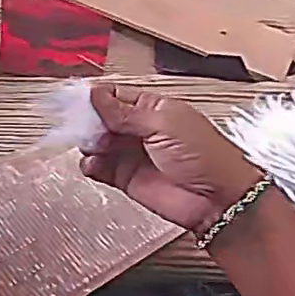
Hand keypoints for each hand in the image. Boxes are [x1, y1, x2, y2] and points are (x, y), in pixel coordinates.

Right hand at [78, 84, 265, 233]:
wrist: (216, 200)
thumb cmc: (204, 156)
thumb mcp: (163, 124)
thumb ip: (125, 112)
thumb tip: (96, 95)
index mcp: (153, 108)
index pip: (115, 96)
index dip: (96, 97)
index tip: (78, 100)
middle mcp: (140, 129)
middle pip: (101, 119)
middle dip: (89, 121)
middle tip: (85, 126)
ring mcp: (131, 153)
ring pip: (96, 142)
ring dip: (89, 143)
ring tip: (94, 146)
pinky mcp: (125, 177)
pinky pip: (98, 167)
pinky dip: (90, 164)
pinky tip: (94, 164)